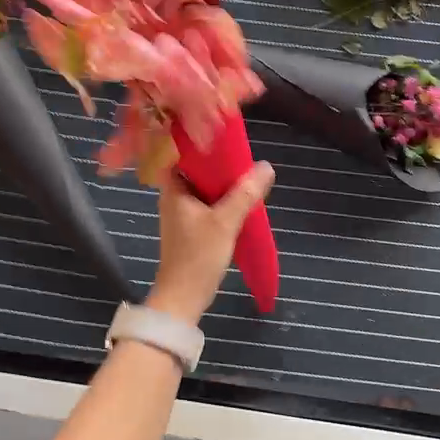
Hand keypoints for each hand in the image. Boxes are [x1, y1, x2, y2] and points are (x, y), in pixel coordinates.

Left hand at [147, 162, 275, 326]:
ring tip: (248, 177)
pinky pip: (208, 205)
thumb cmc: (198, 255)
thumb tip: (266, 166)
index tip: (226, 142)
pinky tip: (241, 201)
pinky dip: (222, 201)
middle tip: (245, 160)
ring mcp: (181, 214)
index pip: (182, 155)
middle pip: (197, 171)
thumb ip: (245, 193)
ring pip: (205, 189)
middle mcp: (174, 197)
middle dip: (220, 166)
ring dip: (223, 185)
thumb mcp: (225, 221)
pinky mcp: (191, 228)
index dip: (202, 147)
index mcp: (173, 189)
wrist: (184, 297)